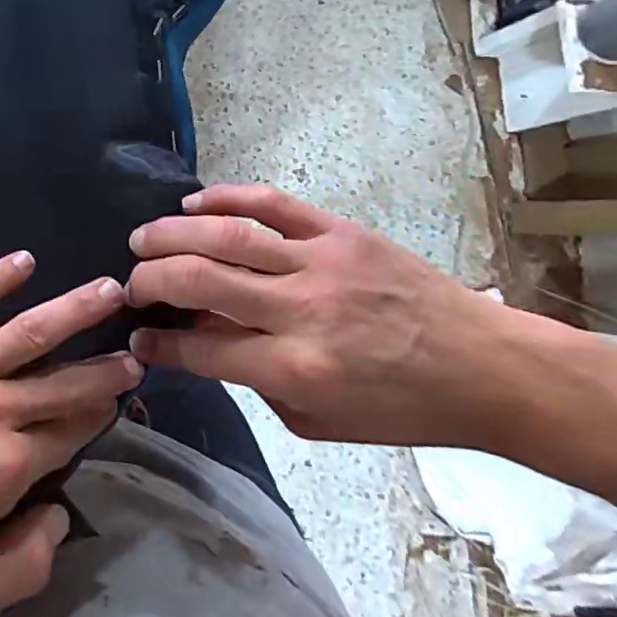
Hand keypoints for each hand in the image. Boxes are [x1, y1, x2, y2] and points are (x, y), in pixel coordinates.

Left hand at [0, 252, 137, 616]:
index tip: (117, 401)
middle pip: (64, 382)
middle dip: (105, 368)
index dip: (97, 417)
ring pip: (28, 333)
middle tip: (133, 351)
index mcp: (7, 468)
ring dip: (75, 309)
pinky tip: (23, 260)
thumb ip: (24, 568)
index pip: (71, 433)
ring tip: (110, 289)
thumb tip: (57, 516)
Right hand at [125, 184, 531, 449]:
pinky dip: (224, 197)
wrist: (487, 368)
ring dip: (170, 234)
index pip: (200, 347)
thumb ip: (252, 381)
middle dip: (148, 280)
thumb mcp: (316, 420)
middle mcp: (300, 312)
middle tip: (130, 283)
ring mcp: (320, 264)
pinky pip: (271, 203)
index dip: (157, 340)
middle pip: (198, 280)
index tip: (137, 334)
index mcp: (294, 369)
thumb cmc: (400, 407)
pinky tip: (192, 203)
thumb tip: (202, 337)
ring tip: (143, 238)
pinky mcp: (341, 232)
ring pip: (224, 235)